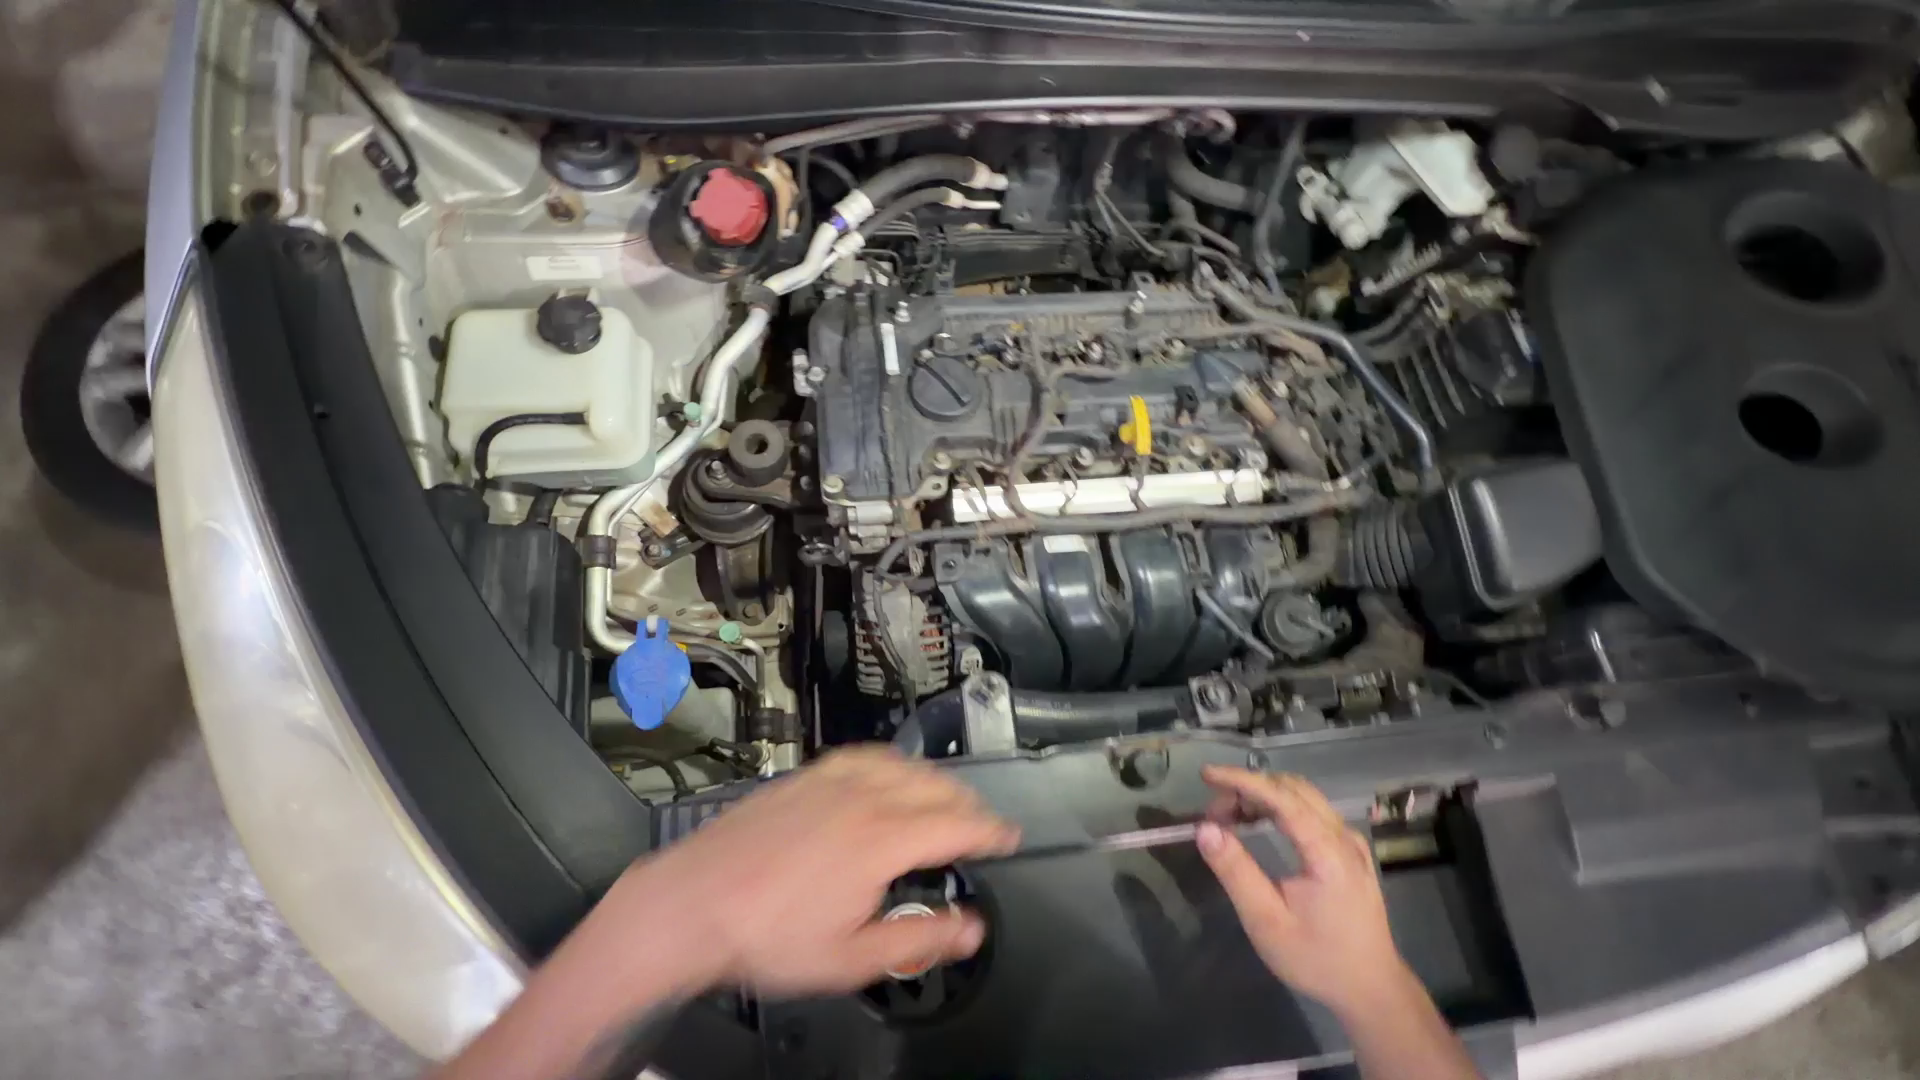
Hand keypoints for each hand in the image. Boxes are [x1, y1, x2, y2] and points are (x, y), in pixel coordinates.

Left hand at [610, 746, 1018, 996]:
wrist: (693, 902)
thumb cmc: (768, 935)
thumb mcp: (850, 958)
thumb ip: (919, 939)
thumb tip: (972, 930)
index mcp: (882, 839)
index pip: (957, 824)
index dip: (991, 831)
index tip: (1010, 837)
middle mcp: (863, 798)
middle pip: (936, 788)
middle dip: (969, 805)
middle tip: (983, 823)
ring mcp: (832, 781)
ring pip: (903, 765)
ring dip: (935, 780)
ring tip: (947, 797)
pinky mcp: (805, 776)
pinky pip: (863, 755)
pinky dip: (892, 762)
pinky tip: (890, 771)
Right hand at [1195, 767, 1413, 1016]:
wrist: (1371, 990)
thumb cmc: (1316, 958)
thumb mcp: (1266, 921)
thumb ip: (1235, 872)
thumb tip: (1205, 829)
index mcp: (1328, 852)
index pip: (1282, 798)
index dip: (1242, 781)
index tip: (1206, 775)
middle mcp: (1344, 838)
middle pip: (1292, 790)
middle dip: (1248, 788)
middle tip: (1214, 811)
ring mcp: (1351, 843)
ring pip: (1303, 797)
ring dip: (1263, 796)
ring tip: (1229, 816)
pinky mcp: (1350, 852)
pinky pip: (1312, 811)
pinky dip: (1279, 806)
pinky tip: (1258, 823)